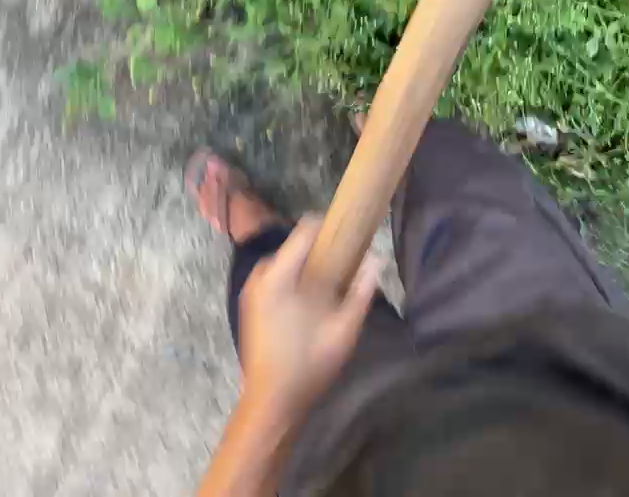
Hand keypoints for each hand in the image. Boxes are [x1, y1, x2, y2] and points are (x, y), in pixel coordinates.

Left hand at [237, 217, 381, 412]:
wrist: (272, 402)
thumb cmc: (308, 364)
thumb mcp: (343, 329)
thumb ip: (361, 290)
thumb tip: (377, 259)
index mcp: (279, 274)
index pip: (305, 229)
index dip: (330, 227)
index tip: (351, 234)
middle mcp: (260, 274)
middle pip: (296, 245)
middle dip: (321, 250)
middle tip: (346, 265)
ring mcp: (252, 289)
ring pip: (286, 261)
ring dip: (308, 266)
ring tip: (333, 284)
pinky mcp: (250, 303)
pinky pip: (276, 276)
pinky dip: (294, 279)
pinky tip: (312, 300)